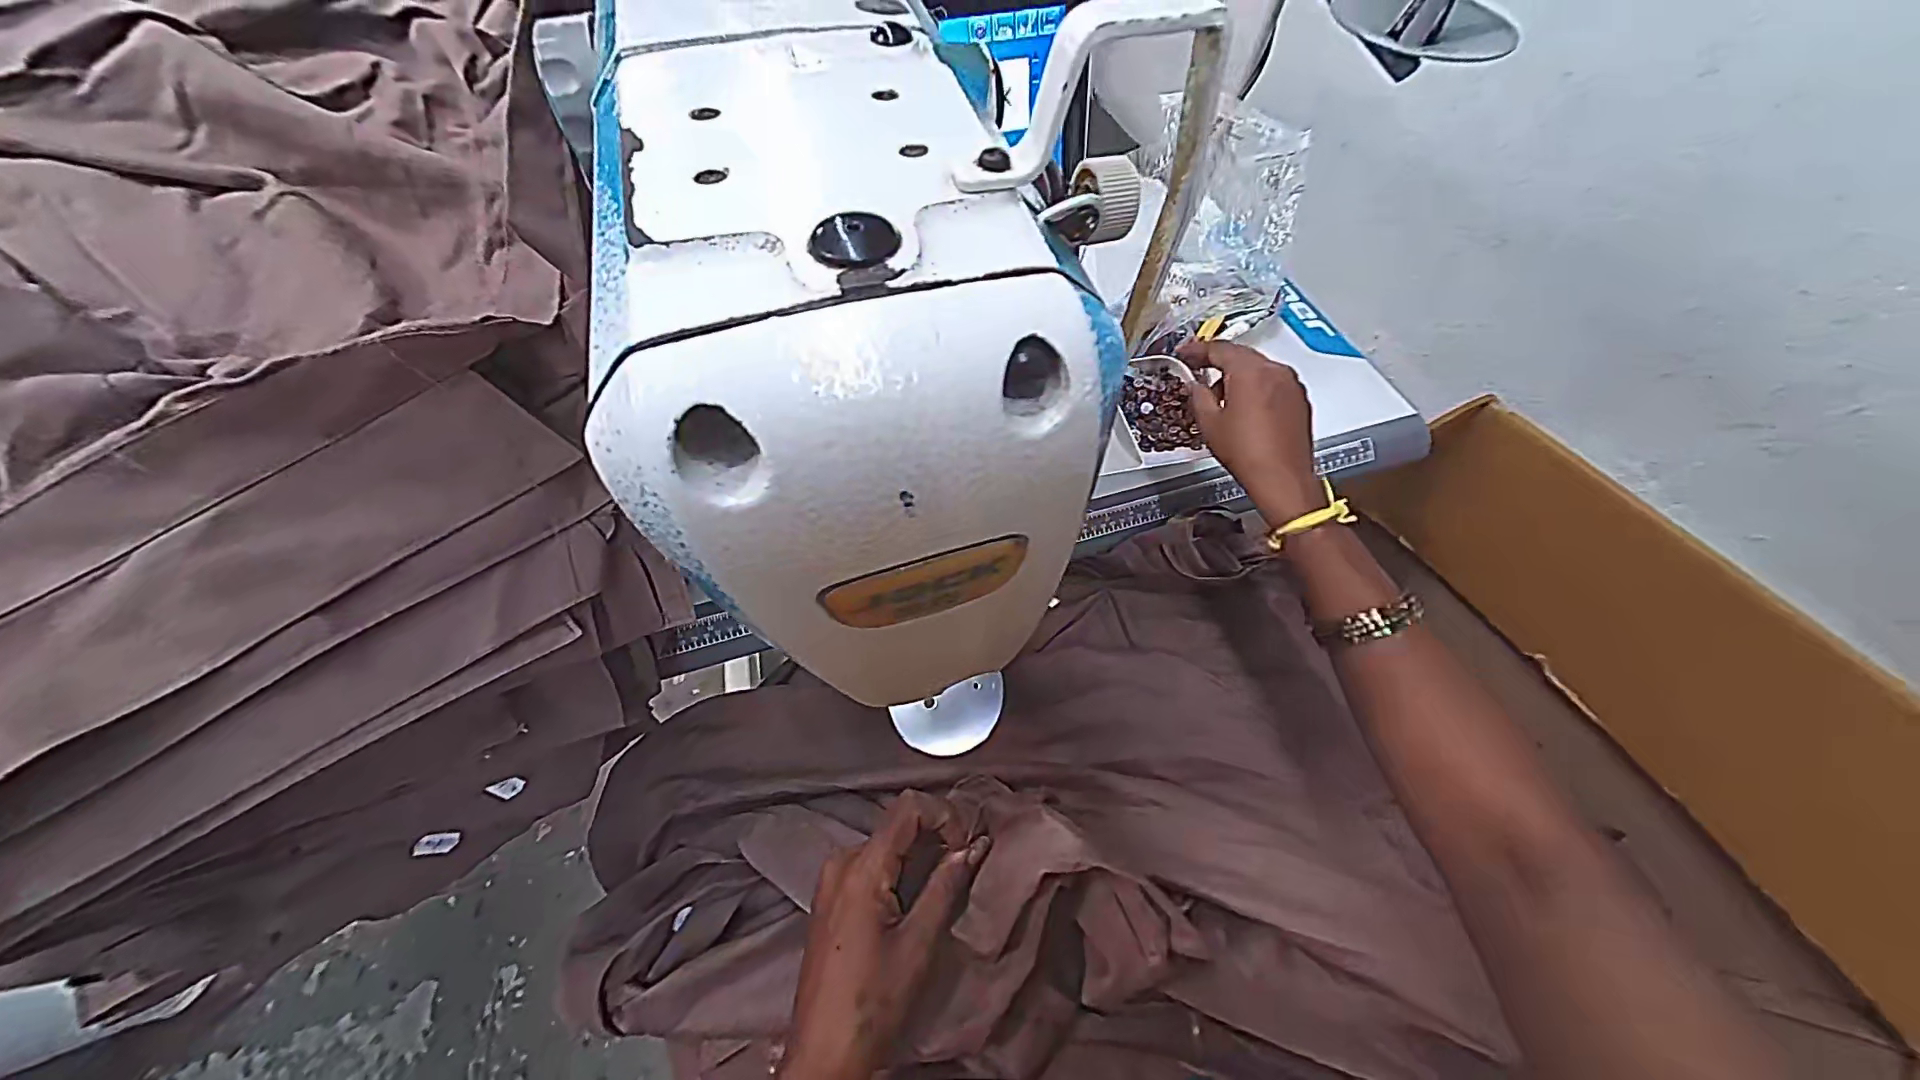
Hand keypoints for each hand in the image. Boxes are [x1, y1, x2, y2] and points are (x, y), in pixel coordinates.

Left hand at [779, 792, 988, 1079]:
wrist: (823, 1056)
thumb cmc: (873, 1002)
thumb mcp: (918, 944)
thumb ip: (945, 886)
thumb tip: (972, 846)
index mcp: (860, 867)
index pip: (907, 807)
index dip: (944, 815)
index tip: (966, 847)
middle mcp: (840, 862)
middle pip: (896, 823)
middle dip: (936, 835)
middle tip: (963, 867)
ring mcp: (831, 879)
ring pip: (886, 843)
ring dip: (919, 854)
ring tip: (943, 885)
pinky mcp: (830, 897)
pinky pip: (871, 863)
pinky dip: (899, 869)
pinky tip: (914, 898)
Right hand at [1176, 339, 1325, 521]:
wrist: (1281, 477)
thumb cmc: (1249, 454)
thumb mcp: (1209, 423)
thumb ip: (1198, 396)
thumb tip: (1195, 386)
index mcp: (1251, 372)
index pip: (1220, 349)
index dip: (1197, 350)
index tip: (1186, 353)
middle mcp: (1276, 372)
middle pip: (1242, 356)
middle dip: (1218, 362)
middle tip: (1199, 369)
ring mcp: (1291, 385)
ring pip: (1258, 369)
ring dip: (1237, 377)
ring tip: (1220, 398)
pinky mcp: (1298, 399)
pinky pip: (1273, 383)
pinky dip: (1255, 389)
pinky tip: (1243, 409)